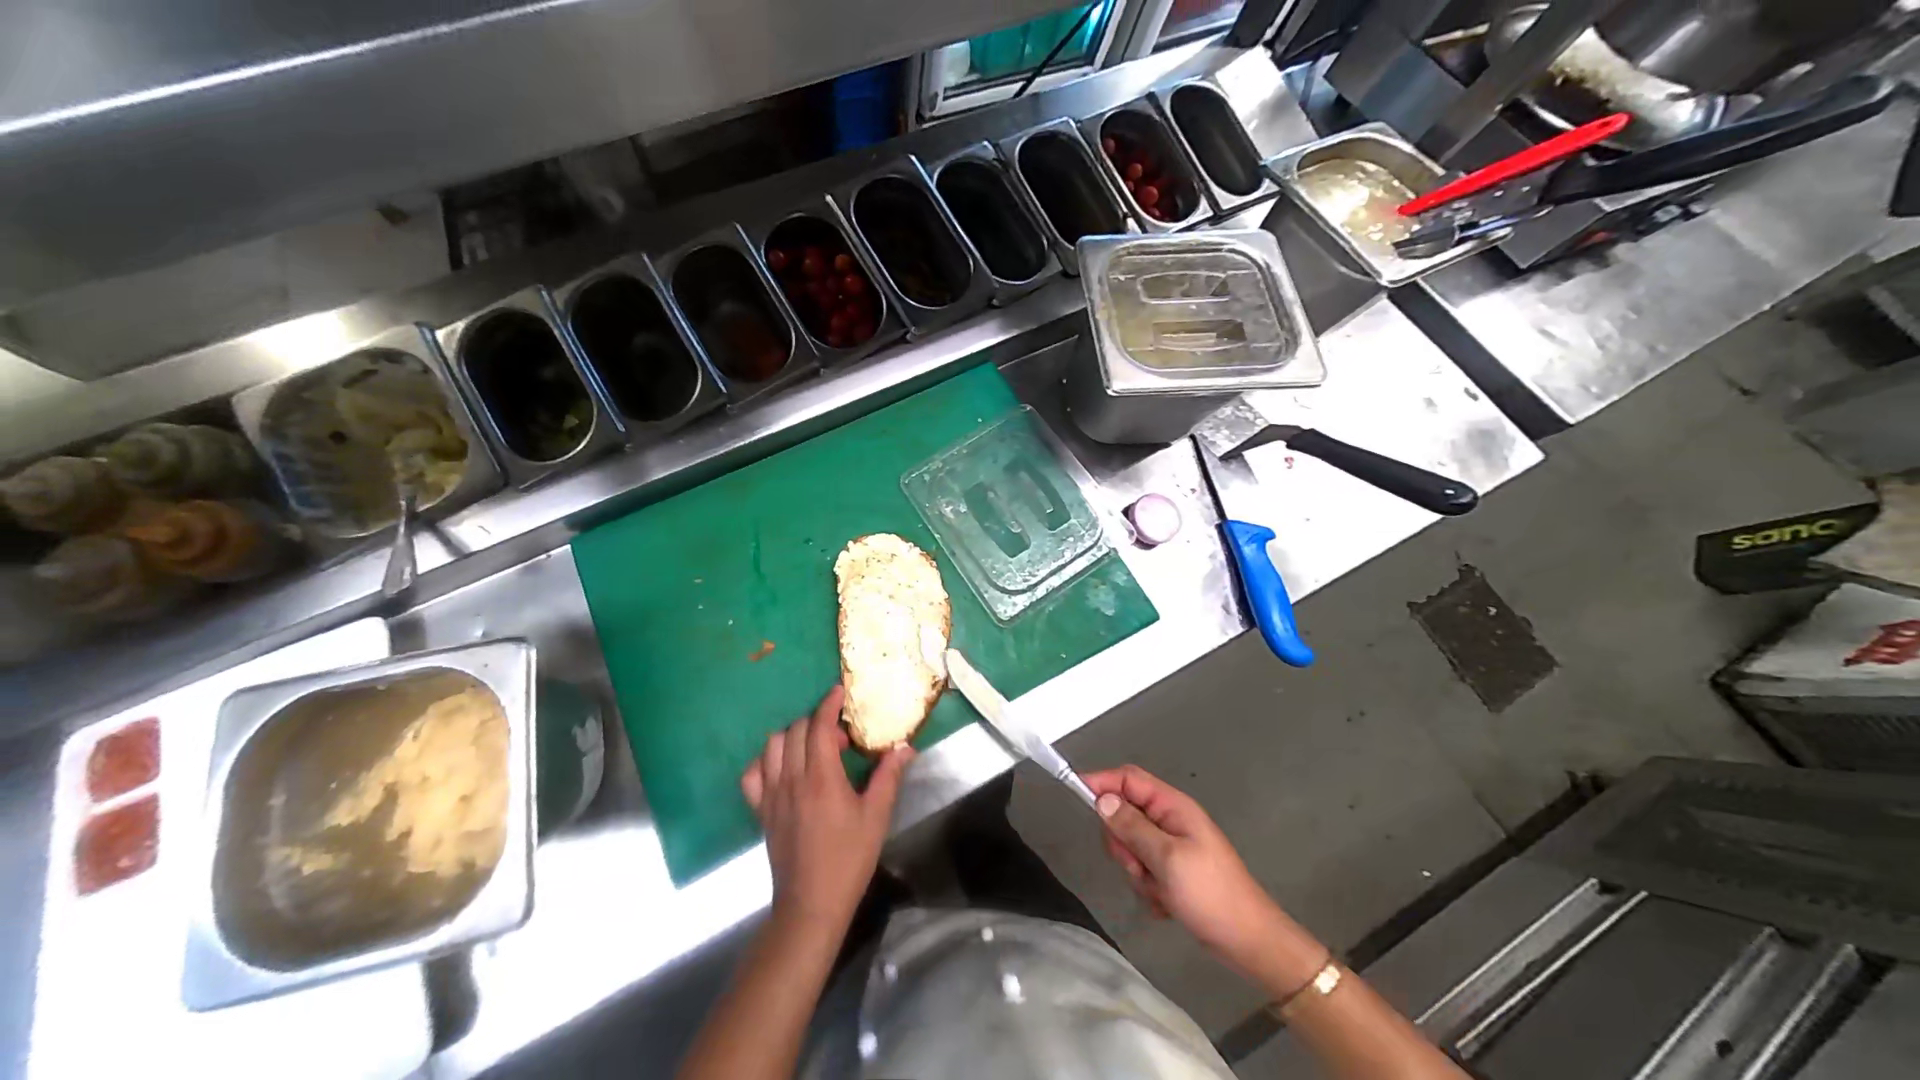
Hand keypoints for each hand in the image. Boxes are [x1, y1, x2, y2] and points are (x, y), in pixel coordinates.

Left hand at [741, 686, 914, 934]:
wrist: (811, 903)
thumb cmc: (849, 859)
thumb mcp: (876, 817)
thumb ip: (888, 777)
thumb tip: (904, 747)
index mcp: (821, 778)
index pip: (819, 726)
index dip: (829, 705)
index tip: (839, 693)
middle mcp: (791, 779)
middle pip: (796, 730)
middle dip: (817, 722)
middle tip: (840, 740)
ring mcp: (771, 795)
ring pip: (772, 746)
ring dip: (793, 737)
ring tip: (814, 751)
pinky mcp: (761, 810)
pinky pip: (753, 773)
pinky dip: (766, 762)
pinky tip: (784, 770)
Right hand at [1085, 765, 1323, 996]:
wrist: (1248, 942)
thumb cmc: (1210, 894)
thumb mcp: (1166, 858)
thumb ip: (1131, 826)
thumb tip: (1102, 799)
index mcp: (1173, 807)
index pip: (1129, 779)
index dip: (1102, 782)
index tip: (1076, 794)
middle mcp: (1170, 821)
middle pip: (1124, 814)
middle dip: (1123, 843)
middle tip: (1139, 865)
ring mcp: (1172, 846)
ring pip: (1130, 846)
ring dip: (1137, 871)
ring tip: (1159, 889)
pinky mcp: (1172, 870)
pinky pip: (1142, 870)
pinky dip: (1148, 887)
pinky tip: (1166, 902)